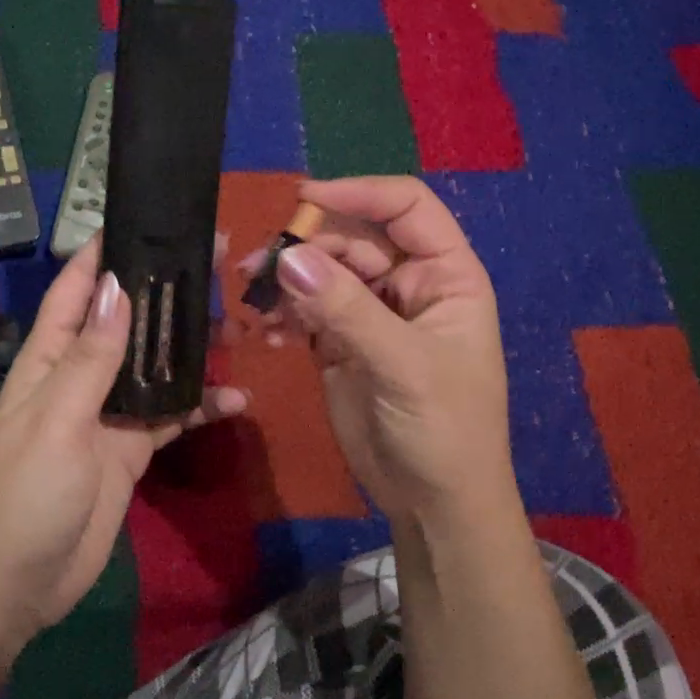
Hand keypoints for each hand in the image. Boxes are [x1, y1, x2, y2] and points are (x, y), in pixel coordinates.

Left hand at [0, 242, 247, 635]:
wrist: (18, 584)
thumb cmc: (25, 494)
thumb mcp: (57, 421)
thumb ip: (89, 358)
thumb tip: (115, 287)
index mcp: (49, 358)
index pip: (76, 290)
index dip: (107, 254)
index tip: (149, 219)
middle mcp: (79, 376)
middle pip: (125, 322)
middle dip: (164, 293)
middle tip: (219, 262)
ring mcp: (106, 414)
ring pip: (153, 366)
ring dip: (190, 347)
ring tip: (239, 321)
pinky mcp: (128, 451)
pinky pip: (168, 417)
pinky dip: (199, 406)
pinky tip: (237, 400)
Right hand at [243, 176, 512, 519]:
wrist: (433, 505)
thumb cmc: (445, 431)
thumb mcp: (404, 366)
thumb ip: (347, 309)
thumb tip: (288, 257)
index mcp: (446, 276)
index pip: (405, 208)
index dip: (358, 193)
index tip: (302, 200)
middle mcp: (407, 285)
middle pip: (351, 237)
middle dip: (307, 245)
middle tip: (259, 265)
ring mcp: (370, 313)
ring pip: (321, 271)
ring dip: (286, 278)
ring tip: (253, 301)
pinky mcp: (339, 342)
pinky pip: (304, 308)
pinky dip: (282, 313)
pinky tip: (265, 332)